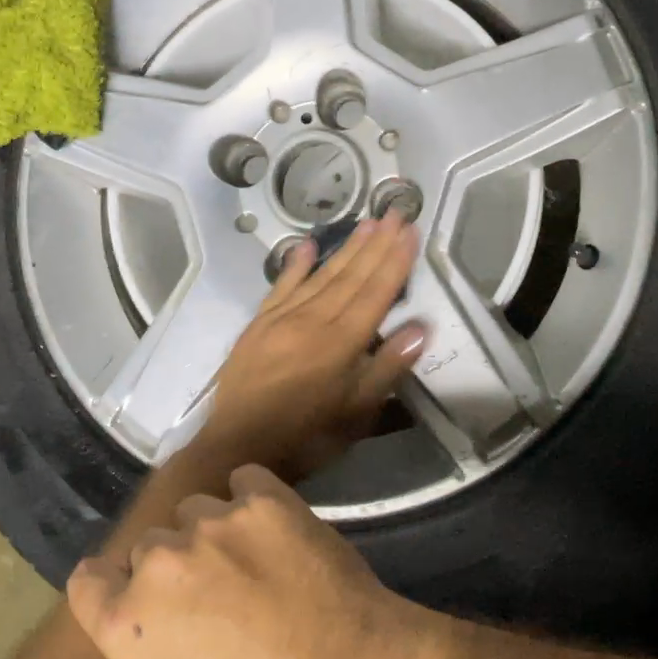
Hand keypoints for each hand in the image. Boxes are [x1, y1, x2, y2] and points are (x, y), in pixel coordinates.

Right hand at [68, 466, 421, 658]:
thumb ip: (151, 657)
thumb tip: (157, 629)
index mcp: (126, 621)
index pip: (90, 580)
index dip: (112, 585)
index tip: (132, 588)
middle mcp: (159, 562)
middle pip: (151, 545)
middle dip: (175, 566)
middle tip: (215, 591)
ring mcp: (213, 525)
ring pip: (195, 510)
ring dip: (213, 531)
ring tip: (253, 558)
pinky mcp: (265, 501)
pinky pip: (244, 480)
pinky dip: (253, 498)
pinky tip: (273, 523)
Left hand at [200, 211, 425, 479]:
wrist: (237, 446)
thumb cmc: (306, 437)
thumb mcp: (356, 414)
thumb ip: (387, 368)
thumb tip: (420, 328)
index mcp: (341, 343)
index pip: (375, 292)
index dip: (396, 261)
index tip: (411, 231)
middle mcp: (313, 320)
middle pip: (351, 275)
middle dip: (377, 244)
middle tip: (395, 212)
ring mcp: (282, 318)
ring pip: (321, 275)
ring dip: (346, 248)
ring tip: (367, 222)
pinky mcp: (259, 323)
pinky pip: (282, 285)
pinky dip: (296, 264)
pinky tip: (308, 245)